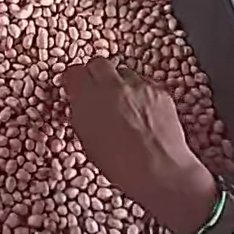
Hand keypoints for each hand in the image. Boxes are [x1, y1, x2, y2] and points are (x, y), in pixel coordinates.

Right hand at [61, 58, 215, 233]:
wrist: (159, 170)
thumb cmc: (121, 165)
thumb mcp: (89, 142)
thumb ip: (82, 116)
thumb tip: (80, 105)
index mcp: (88, 98)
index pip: (74, 73)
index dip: (73, 79)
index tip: (74, 84)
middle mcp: (112, 86)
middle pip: (98, 63)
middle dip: (95, 73)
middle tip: (96, 88)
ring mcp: (137, 86)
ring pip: (123, 72)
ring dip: (119, 83)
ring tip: (122, 103)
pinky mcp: (158, 90)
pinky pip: (144, 83)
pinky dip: (139, 92)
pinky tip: (141, 111)